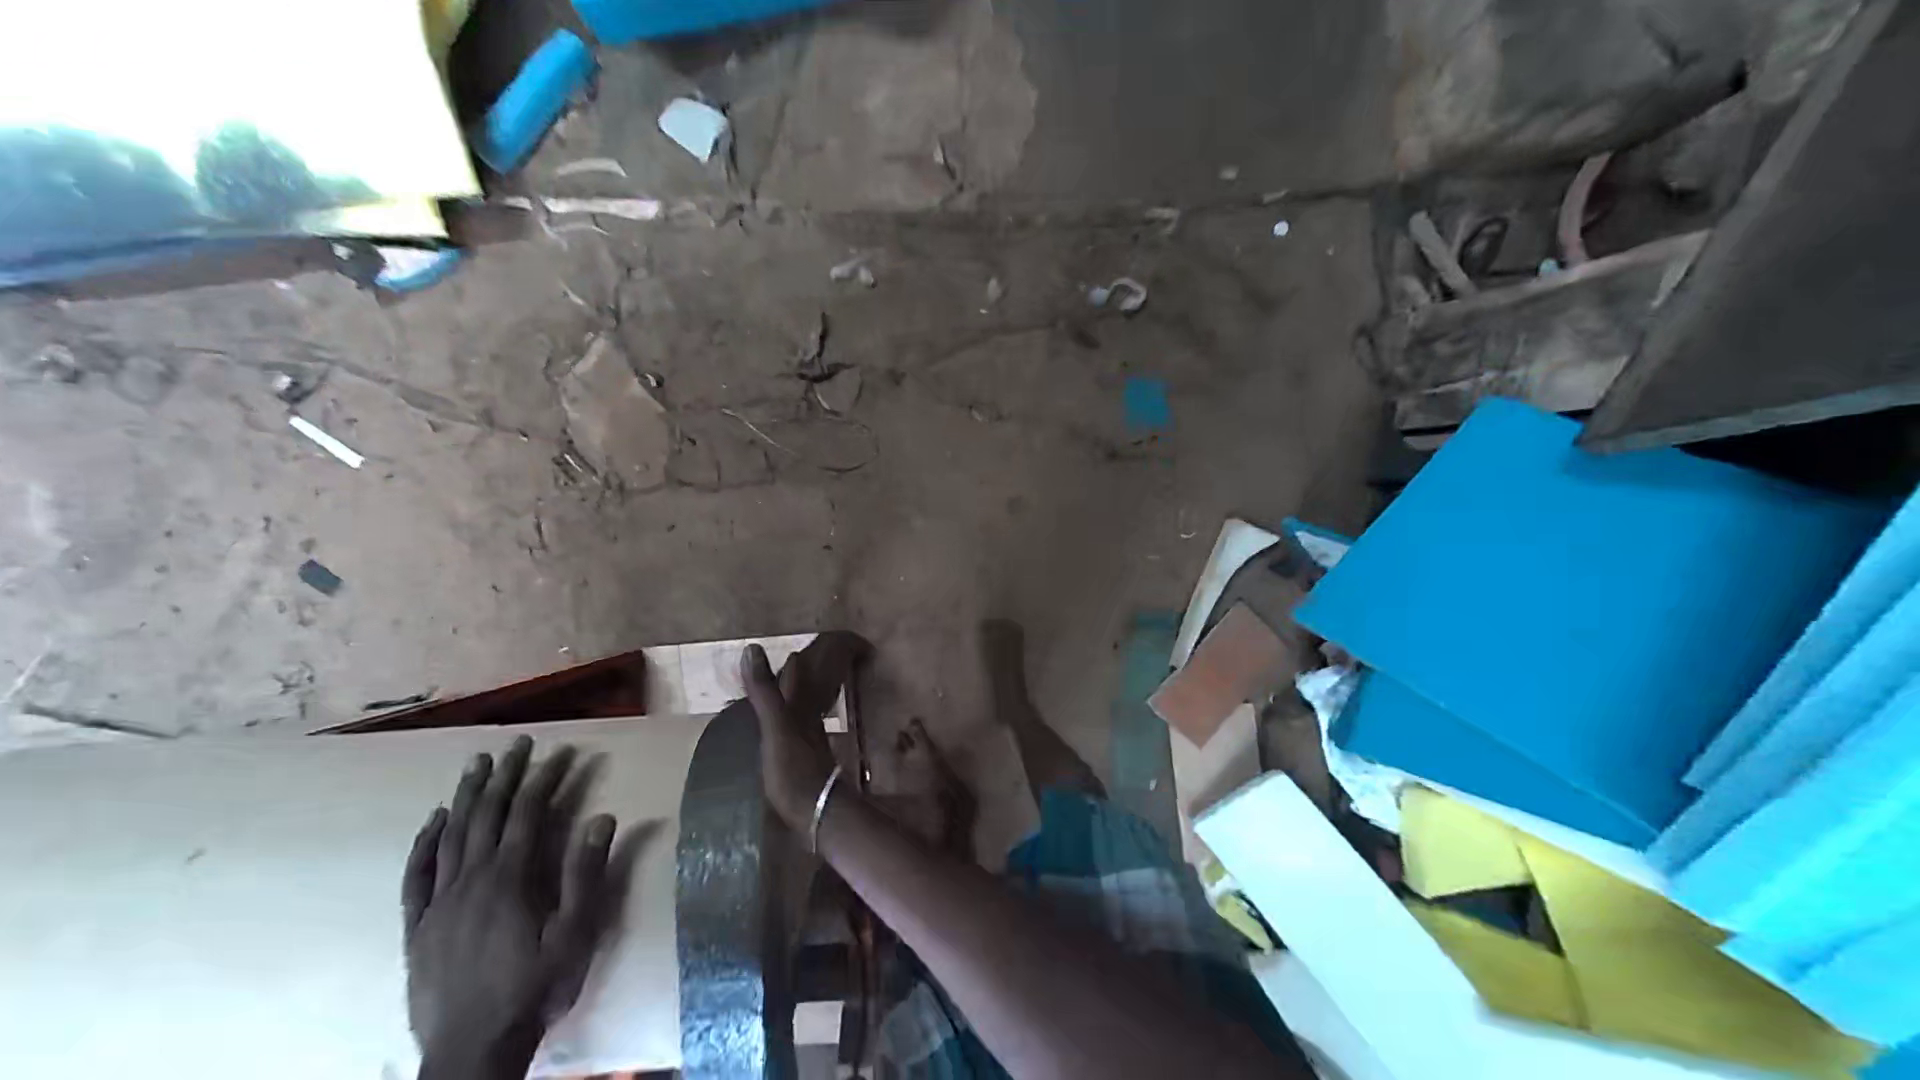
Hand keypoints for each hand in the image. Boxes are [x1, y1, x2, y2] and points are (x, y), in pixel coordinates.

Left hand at [401, 735, 616, 1078]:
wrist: (471, 1051)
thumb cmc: (534, 989)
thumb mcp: (575, 934)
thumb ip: (586, 874)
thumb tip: (602, 818)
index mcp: (510, 879)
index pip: (529, 814)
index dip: (545, 779)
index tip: (560, 752)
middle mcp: (470, 881)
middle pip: (488, 816)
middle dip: (506, 776)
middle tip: (517, 744)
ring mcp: (438, 903)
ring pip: (452, 836)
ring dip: (467, 796)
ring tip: (477, 764)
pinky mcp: (418, 927)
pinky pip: (417, 875)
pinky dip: (425, 843)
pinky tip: (434, 821)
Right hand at [741, 644, 834, 830]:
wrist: (816, 811)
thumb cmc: (794, 768)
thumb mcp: (775, 727)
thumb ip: (765, 692)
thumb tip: (752, 648)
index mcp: (799, 707)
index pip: (797, 673)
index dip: (792, 659)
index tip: (786, 645)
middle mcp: (806, 718)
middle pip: (803, 689)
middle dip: (794, 676)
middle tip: (782, 663)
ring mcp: (806, 740)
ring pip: (801, 708)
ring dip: (791, 698)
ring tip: (777, 692)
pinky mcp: (803, 760)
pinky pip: (795, 730)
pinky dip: (788, 722)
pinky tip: (781, 731)